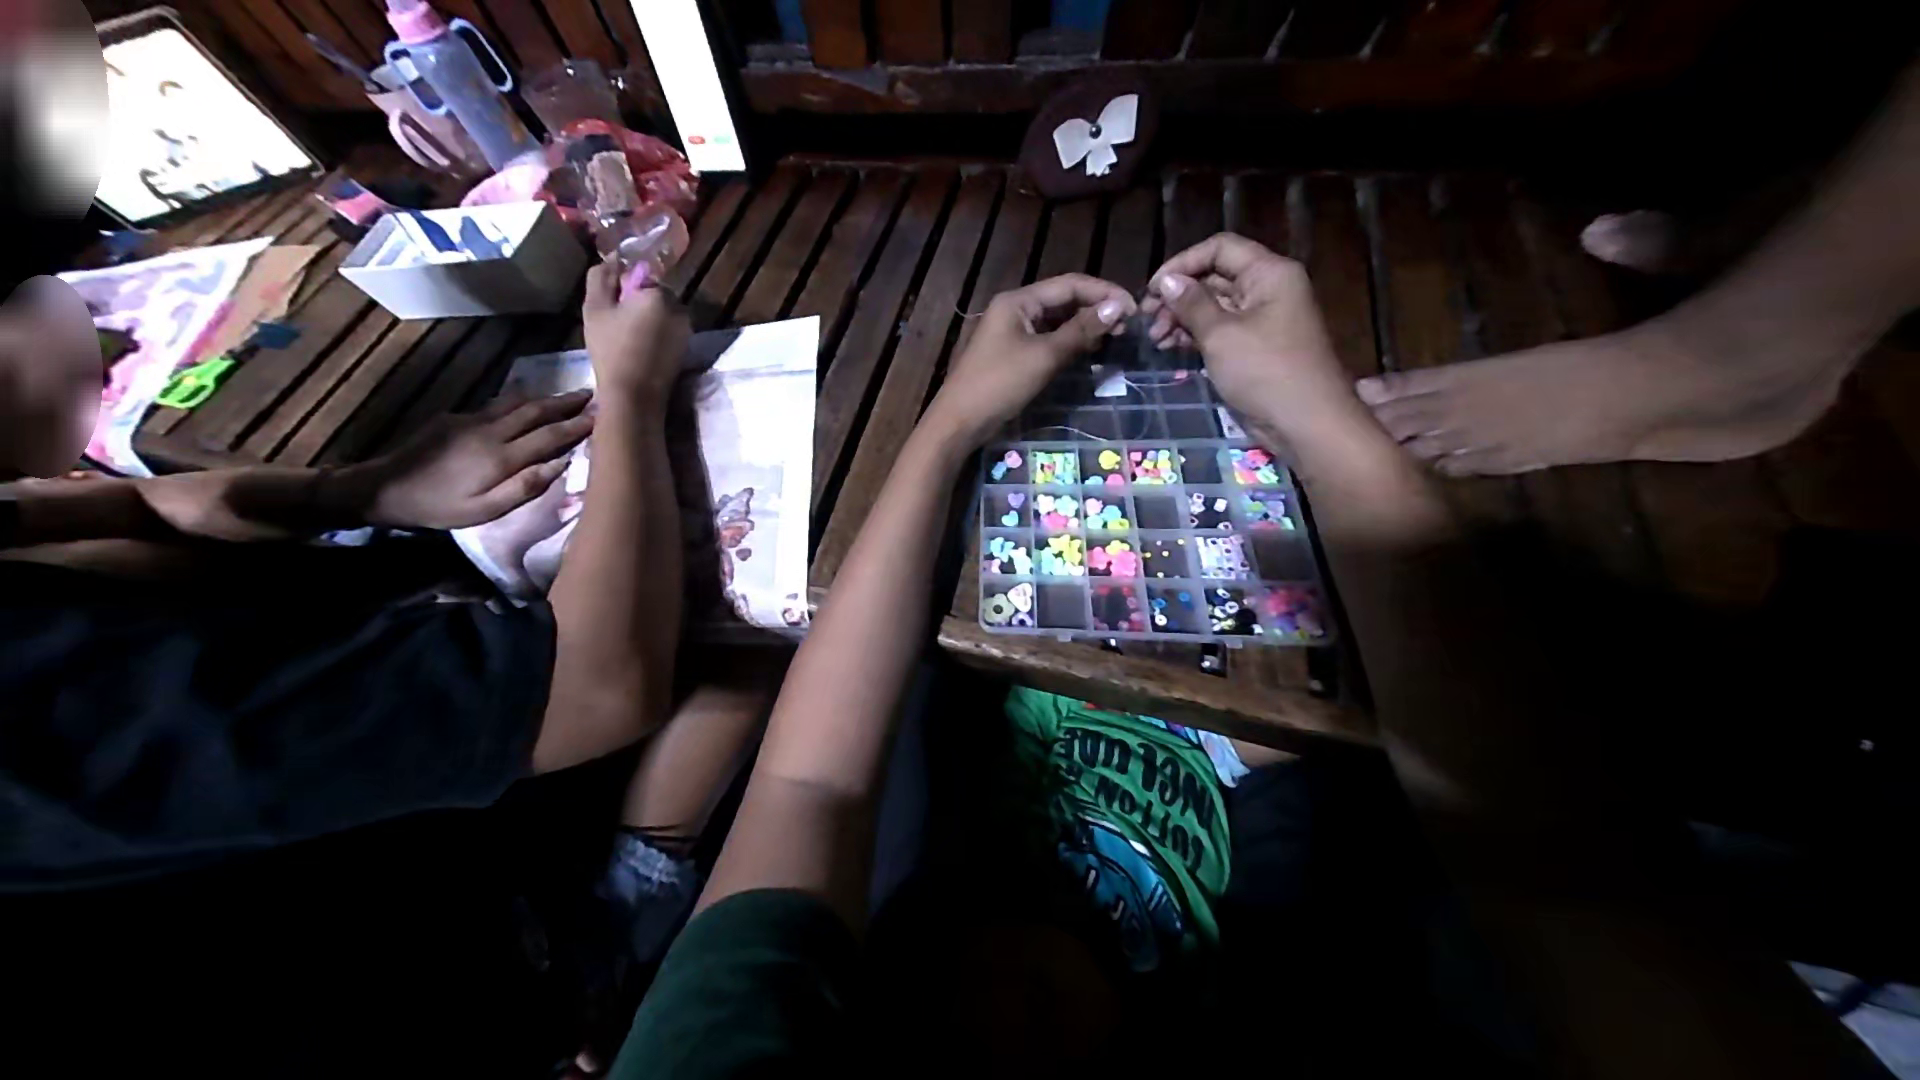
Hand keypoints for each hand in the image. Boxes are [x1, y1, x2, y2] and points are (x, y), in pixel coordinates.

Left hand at [349, 390, 594, 528]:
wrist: (381, 488)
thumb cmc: (439, 506)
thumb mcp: (485, 510)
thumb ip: (524, 487)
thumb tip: (560, 464)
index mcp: (502, 457)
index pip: (550, 436)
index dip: (577, 425)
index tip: (601, 416)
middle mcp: (491, 432)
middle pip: (536, 412)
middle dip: (566, 403)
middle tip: (592, 395)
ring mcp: (471, 421)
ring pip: (517, 404)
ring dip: (546, 399)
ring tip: (567, 395)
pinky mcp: (455, 418)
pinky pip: (496, 406)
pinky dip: (519, 402)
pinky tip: (526, 403)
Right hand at [582, 255, 688, 407]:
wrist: (635, 394)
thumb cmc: (611, 349)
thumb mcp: (595, 307)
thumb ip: (601, 277)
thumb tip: (611, 260)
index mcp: (661, 295)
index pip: (641, 276)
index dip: (623, 289)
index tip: (611, 306)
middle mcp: (680, 309)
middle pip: (655, 295)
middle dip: (638, 302)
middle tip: (617, 322)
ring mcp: (687, 330)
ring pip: (662, 313)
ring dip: (647, 318)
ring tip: (627, 337)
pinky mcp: (686, 348)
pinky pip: (668, 330)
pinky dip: (655, 333)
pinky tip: (640, 348)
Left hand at [923, 274, 1133, 446]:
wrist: (960, 421)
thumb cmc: (999, 384)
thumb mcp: (1044, 356)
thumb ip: (1081, 331)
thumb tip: (1118, 307)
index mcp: (1018, 301)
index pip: (1069, 284)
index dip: (1104, 293)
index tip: (1133, 309)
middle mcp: (1014, 310)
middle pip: (1063, 300)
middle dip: (1096, 309)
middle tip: (1127, 327)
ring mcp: (1012, 333)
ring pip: (1056, 321)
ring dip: (1085, 326)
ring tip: (1114, 338)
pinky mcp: (1013, 354)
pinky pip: (1047, 340)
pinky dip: (1069, 343)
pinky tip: (1088, 351)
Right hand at [1140, 233, 1371, 447]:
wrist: (1305, 422)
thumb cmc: (1264, 371)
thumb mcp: (1221, 335)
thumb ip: (1191, 304)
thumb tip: (1167, 281)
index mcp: (1269, 273)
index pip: (1220, 248)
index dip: (1182, 263)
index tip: (1152, 290)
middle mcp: (1268, 288)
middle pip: (1215, 277)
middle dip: (1178, 295)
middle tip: (1147, 320)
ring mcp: (1262, 319)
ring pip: (1214, 306)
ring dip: (1182, 318)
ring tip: (1156, 340)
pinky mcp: (1255, 346)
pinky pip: (1221, 329)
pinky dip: (1196, 335)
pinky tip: (1171, 348)